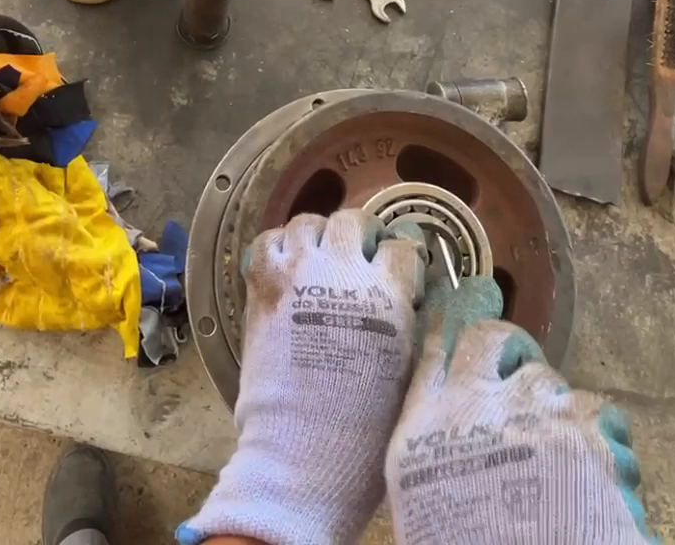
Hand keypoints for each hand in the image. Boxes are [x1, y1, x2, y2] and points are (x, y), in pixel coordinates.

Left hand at [180, 211, 427, 544]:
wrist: (300, 454)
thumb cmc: (364, 428)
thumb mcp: (407, 372)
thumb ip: (410, 324)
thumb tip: (410, 298)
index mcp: (387, 295)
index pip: (403, 249)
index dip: (405, 259)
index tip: (403, 270)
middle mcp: (342, 271)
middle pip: (355, 221)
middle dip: (363, 236)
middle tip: (362, 258)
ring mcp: (298, 272)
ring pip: (310, 222)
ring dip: (321, 236)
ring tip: (322, 258)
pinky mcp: (263, 284)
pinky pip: (269, 241)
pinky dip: (280, 246)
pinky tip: (289, 264)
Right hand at [385, 278, 653, 543]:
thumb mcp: (420, 490)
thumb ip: (429, 435)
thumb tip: (448, 405)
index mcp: (427, 424)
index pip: (434, 344)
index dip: (453, 312)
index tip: (471, 293)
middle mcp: (476, 404)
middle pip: (493, 340)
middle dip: (510, 348)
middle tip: (521, 376)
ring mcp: (533, 414)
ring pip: (548, 378)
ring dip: (553, 405)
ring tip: (560, 452)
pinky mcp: (587, 437)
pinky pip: (598, 410)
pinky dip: (600, 436)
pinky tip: (599, 474)